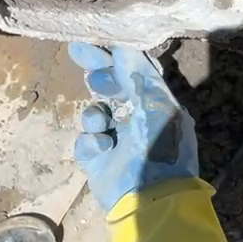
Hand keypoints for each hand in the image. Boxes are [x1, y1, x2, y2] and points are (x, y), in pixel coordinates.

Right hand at [68, 42, 199, 209]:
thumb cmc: (159, 148)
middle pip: (111, 88)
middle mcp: (138, 119)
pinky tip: (101, 149)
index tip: (89, 42)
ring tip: (100, 124)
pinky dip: (90, 142)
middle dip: (97, 76)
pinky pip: (86, 141)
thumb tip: (122, 45)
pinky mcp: (98, 161)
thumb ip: (137, 73)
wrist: (149, 200)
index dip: (112, 55)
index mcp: (156, 104)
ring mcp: (117, 140)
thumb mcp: (154, 104)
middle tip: (83, 64)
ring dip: (94, 114)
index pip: (133, 71)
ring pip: (95, 113)